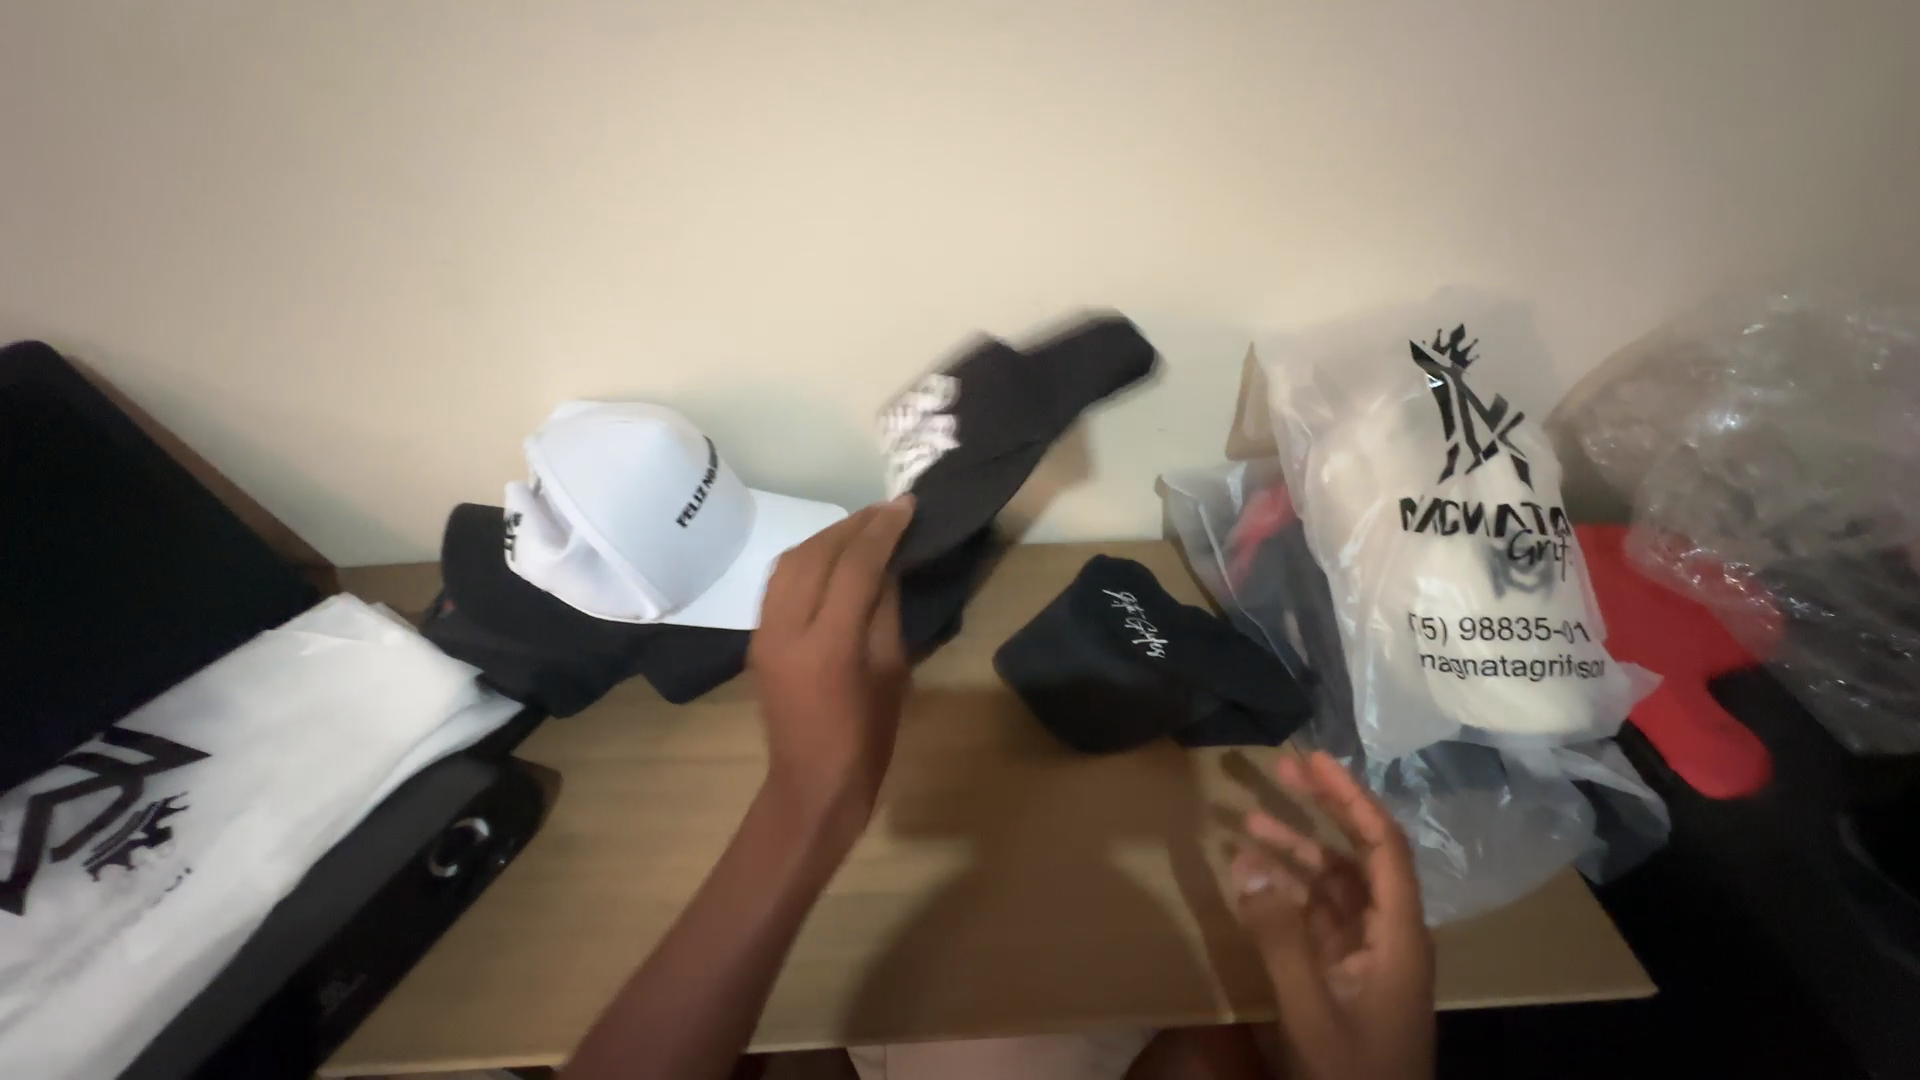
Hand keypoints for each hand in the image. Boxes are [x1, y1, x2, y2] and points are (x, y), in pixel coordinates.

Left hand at [750, 497, 914, 837]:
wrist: (811, 784)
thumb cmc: (867, 737)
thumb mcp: (892, 671)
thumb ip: (884, 610)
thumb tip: (887, 563)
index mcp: (828, 646)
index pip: (854, 567)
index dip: (882, 531)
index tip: (907, 505)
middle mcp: (786, 630)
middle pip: (817, 554)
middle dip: (855, 525)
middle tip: (889, 510)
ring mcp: (764, 632)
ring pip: (791, 560)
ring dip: (829, 535)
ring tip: (864, 525)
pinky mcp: (756, 637)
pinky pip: (779, 580)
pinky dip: (808, 556)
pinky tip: (832, 553)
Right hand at [1230, 751, 1435, 1079]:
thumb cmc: (1352, 1073)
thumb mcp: (1312, 1007)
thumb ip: (1280, 934)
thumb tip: (1246, 859)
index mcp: (1399, 935)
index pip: (1383, 847)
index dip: (1352, 798)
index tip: (1316, 761)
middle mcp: (1388, 930)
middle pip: (1360, 851)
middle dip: (1324, 805)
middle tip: (1281, 767)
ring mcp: (1365, 949)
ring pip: (1333, 878)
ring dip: (1295, 845)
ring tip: (1247, 817)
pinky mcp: (1343, 966)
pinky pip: (1315, 909)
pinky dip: (1285, 885)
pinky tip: (1253, 873)